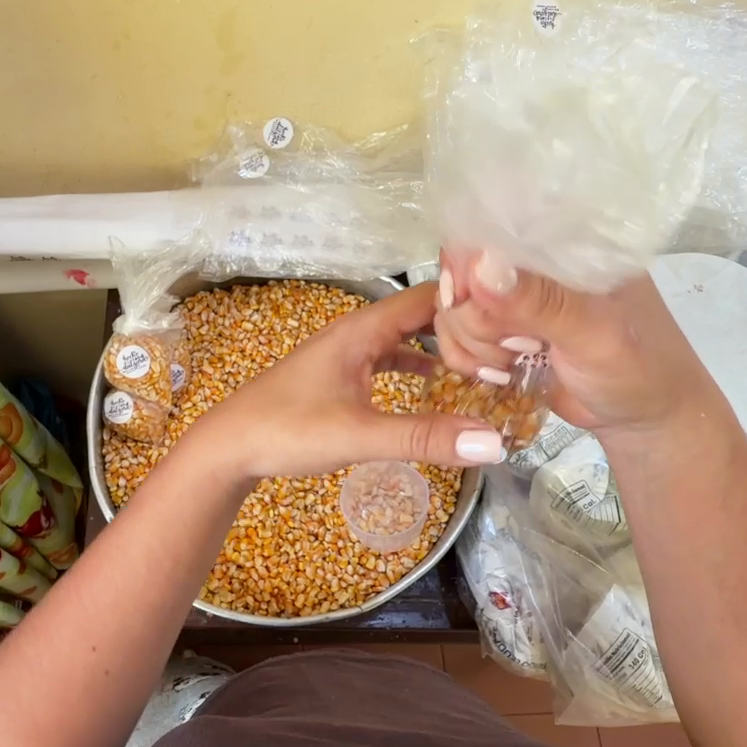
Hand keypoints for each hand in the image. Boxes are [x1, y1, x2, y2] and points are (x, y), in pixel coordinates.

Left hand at [181, 282, 508, 481]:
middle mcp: (355, 333)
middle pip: (421, 317)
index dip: (472, 304)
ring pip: (404, 340)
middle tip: (514, 347)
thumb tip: (495, 442)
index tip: (518, 319)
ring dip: (441, 350)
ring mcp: (345, 354)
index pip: (428, 298)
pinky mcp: (338, 378)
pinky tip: (435, 387)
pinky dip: (416, 370)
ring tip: (487, 367)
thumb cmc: (286, 430)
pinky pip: (388, 362)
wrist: (227, 448)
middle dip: (464, 328)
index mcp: (361, 330)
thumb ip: (423, 437)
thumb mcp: (359, 434)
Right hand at [431, 247, 726, 437]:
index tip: (470, 303)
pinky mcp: (499, 332)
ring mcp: (512, 300)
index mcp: (562, 243)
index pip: (489, 230)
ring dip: (473, 344)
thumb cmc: (639, 370)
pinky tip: (501, 373)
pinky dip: (465, 359)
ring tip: (516, 361)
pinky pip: (453, 335)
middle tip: (524, 344)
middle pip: (462, 275)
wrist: (644, 417)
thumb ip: (541, 302)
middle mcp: (531, 264)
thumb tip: (480, 265)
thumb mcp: (595, 335)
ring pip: (453, 308)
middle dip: (478, 321)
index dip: (467, 266)